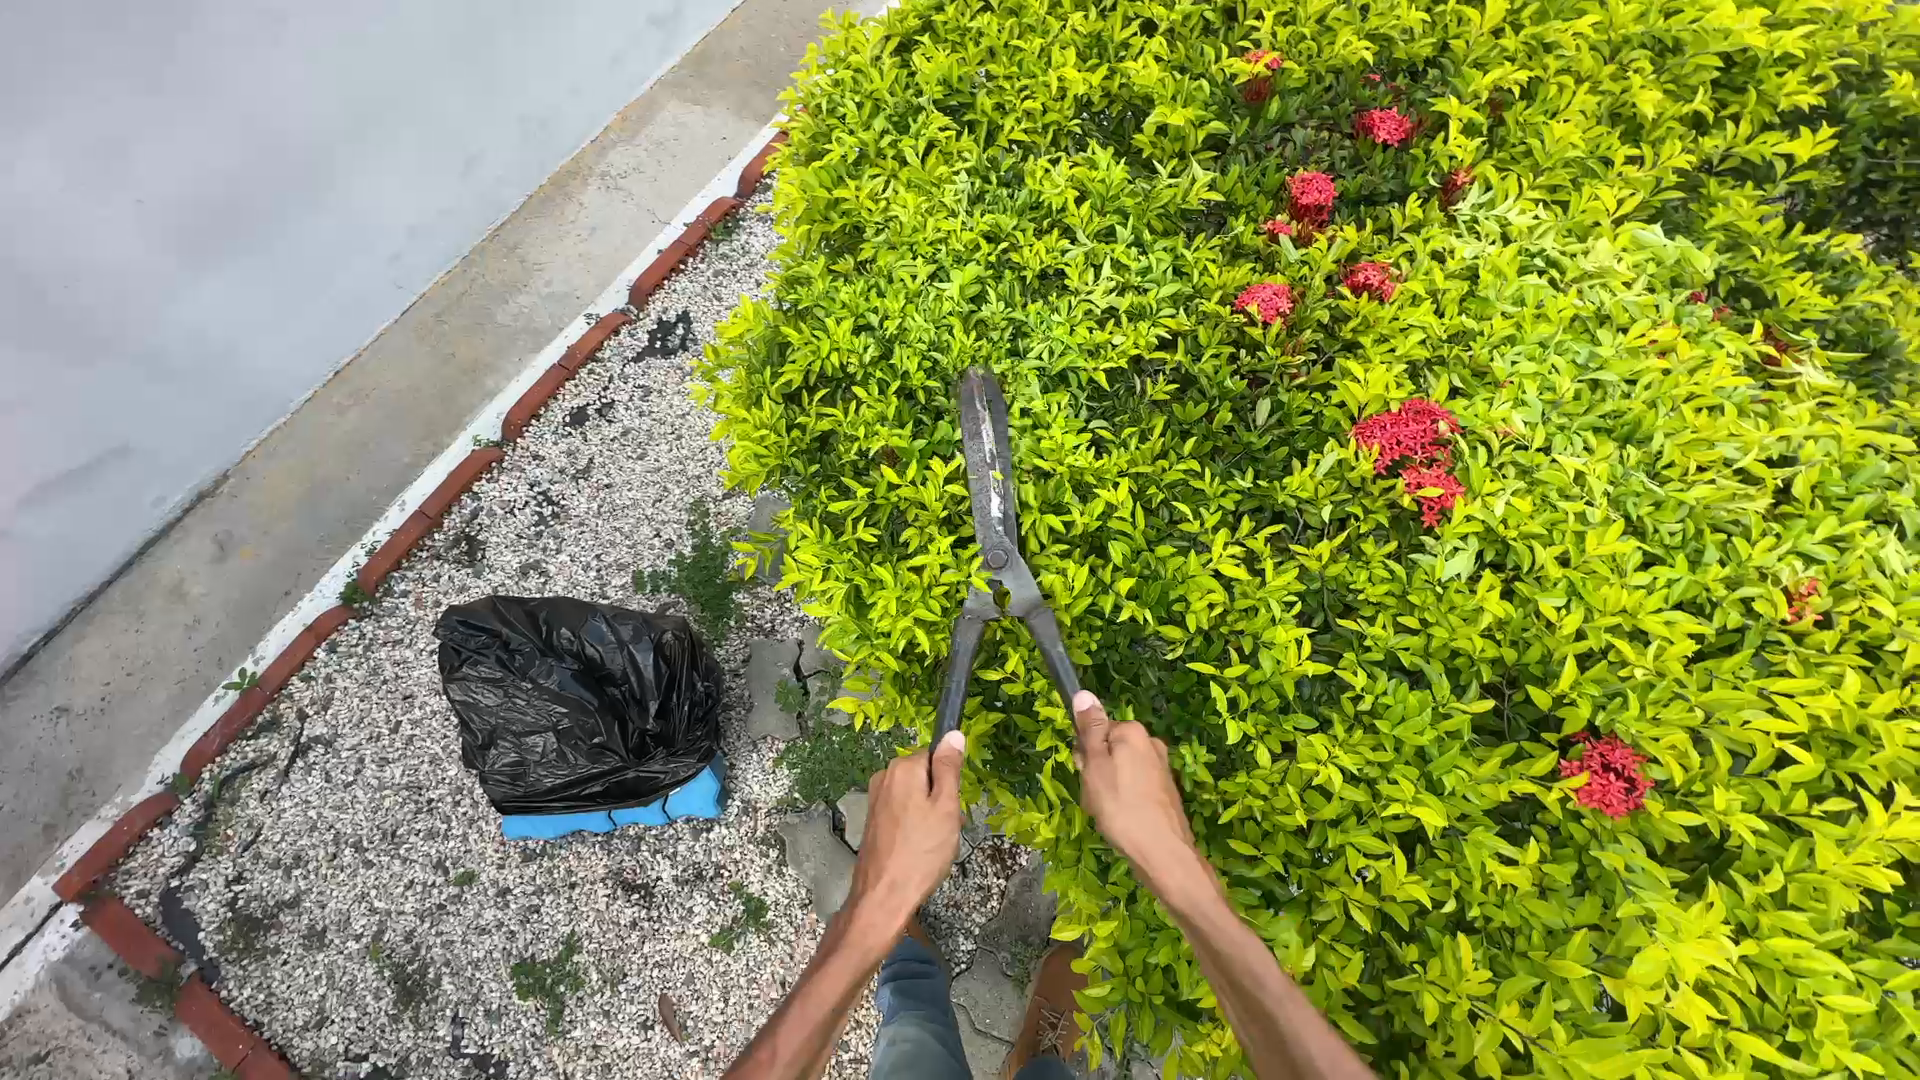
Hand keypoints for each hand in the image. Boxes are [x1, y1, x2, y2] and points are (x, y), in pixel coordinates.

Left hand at [845, 731, 965, 928]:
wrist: (883, 896)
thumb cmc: (921, 852)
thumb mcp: (945, 806)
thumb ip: (949, 768)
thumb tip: (953, 734)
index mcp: (903, 768)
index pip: (935, 756)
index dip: (949, 780)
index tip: (952, 805)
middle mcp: (885, 776)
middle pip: (924, 775)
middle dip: (940, 798)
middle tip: (947, 827)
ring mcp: (876, 798)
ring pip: (915, 795)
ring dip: (929, 814)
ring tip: (935, 843)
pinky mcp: (873, 819)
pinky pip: (903, 811)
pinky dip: (915, 826)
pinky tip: (920, 849)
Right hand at [1072, 691, 1208, 897]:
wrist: (1163, 853)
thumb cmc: (1121, 807)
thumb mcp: (1096, 765)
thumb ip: (1089, 730)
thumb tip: (1083, 693)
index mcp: (1133, 732)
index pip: (1095, 731)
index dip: (1085, 753)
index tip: (1085, 774)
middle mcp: (1150, 743)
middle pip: (1108, 749)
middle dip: (1096, 771)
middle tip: (1095, 796)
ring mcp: (1160, 767)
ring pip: (1119, 770)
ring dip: (1107, 788)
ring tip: (1107, 812)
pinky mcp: (1164, 790)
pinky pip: (1133, 786)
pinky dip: (1123, 800)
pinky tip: (1121, 819)